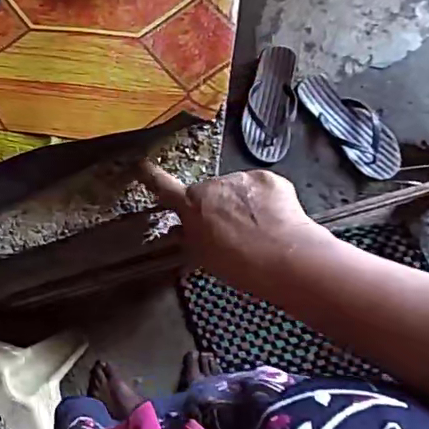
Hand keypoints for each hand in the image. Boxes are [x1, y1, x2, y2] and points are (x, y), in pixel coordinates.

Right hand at [141, 163, 332, 294]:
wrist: (286, 259)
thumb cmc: (239, 264)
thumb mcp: (202, 256)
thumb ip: (188, 237)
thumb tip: (181, 230)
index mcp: (190, 204)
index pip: (162, 184)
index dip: (150, 174)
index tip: (142, 165)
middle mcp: (211, 185)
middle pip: (208, 191)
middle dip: (216, 205)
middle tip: (230, 231)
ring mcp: (240, 179)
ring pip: (236, 189)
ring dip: (241, 203)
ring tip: (257, 230)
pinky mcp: (268, 178)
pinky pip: (261, 188)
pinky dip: (266, 200)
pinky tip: (274, 220)